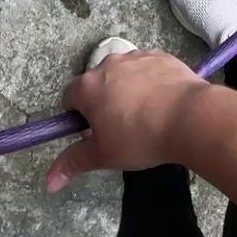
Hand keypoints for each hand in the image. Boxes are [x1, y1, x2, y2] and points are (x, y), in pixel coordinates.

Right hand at [45, 49, 211, 191]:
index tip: (93, 132)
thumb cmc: (139, 137)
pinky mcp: (160, 54)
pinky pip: (146, 68)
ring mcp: (137, 55)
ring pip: (123, 74)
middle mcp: (110, 63)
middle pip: (97, 83)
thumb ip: (73, 162)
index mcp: (89, 85)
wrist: (187, 116)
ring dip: (126, 89)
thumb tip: (49, 182)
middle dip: (102, 102)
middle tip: (119, 127)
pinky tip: (161, 101)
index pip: (70, 96)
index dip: (78, 116)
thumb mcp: (102, 155)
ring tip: (144, 115)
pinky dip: (148, 81)